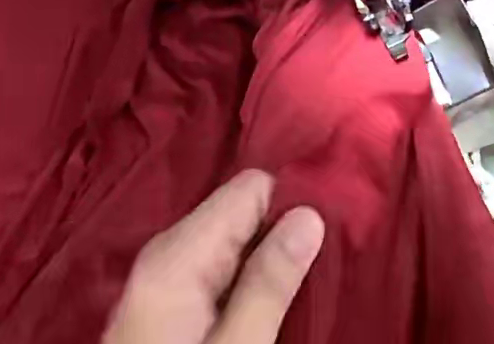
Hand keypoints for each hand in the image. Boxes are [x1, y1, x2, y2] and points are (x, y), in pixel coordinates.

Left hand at [103, 170, 324, 343]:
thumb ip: (269, 283)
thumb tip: (310, 214)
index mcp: (178, 253)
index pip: (250, 189)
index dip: (291, 205)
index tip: (328, 235)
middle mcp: (169, 250)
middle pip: (240, 211)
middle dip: (282, 233)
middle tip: (323, 267)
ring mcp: (165, 276)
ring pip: (233, 240)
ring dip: (269, 260)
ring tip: (307, 286)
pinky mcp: (168, 303)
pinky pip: (219, 268)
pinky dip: (249, 279)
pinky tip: (272, 303)